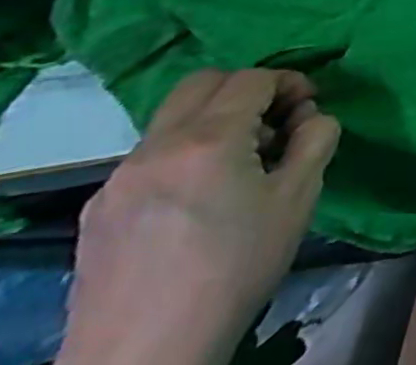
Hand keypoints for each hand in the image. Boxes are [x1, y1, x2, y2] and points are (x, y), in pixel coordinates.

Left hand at [59, 69, 341, 364]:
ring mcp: (118, 179)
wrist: (145, 350)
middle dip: (247, 89)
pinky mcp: (99, 209)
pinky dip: (186, 154)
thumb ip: (315, 140)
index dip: (289, 82)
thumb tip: (309, 117)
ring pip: (173, 119)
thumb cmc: (237, 265)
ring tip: (242, 164)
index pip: (252, 79)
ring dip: (215, 121)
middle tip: (276, 121)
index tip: (308, 107)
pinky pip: (151, 156)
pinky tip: (203, 196)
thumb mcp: (300, 196)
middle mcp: (155, 148)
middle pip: (202, 84)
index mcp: (207, 141)